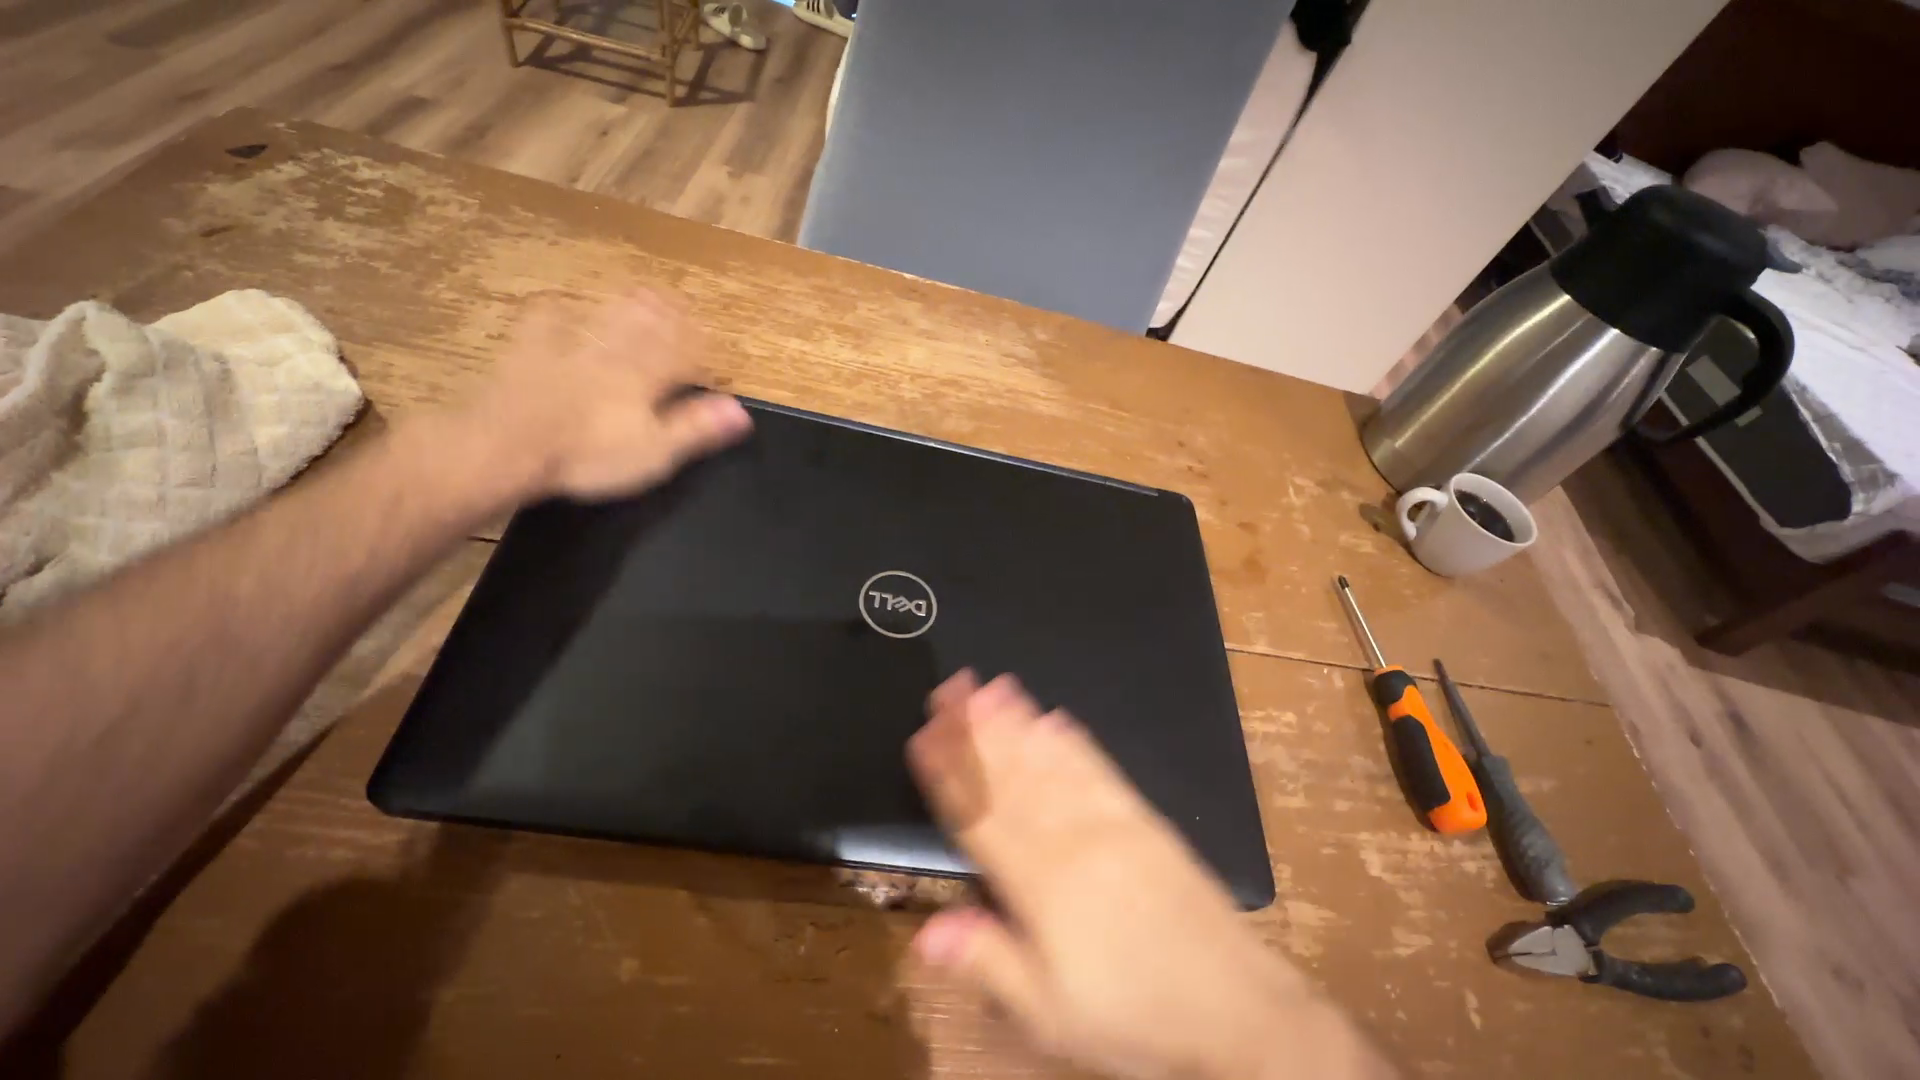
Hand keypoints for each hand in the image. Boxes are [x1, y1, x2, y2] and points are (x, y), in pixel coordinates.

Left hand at [460, 290, 752, 501]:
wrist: (509, 445)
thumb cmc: (588, 454)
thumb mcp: (654, 451)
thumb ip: (697, 428)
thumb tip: (741, 411)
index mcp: (645, 378)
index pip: (681, 353)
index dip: (700, 345)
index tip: (713, 339)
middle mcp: (612, 354)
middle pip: (645, 326)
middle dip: (667, 313)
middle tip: (680, 299)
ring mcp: (569, 349)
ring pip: (605, 317)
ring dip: (626, 303)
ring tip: (641, 291)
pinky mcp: (529, 352)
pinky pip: (545, 321)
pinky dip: (557, 309)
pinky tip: (559, 302)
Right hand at [906, 672, 1393, 1079]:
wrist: (1235, 1006)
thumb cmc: (1134, 1015)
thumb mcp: (1050, 1010)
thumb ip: (988, 960)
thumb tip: (924, 932)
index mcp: (1041, 883)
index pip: (981, 815)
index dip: (950, 773)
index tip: (925, 733)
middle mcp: (1073, 840)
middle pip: (1013, 776)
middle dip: (977, 730)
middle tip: (951, 686)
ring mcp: (1112, 824)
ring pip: (1052, 764)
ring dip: (1019, 723)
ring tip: (992, 686)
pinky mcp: (1146, 821)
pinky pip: (1101, 772)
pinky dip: (1075, 743)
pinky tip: (1057, 720)